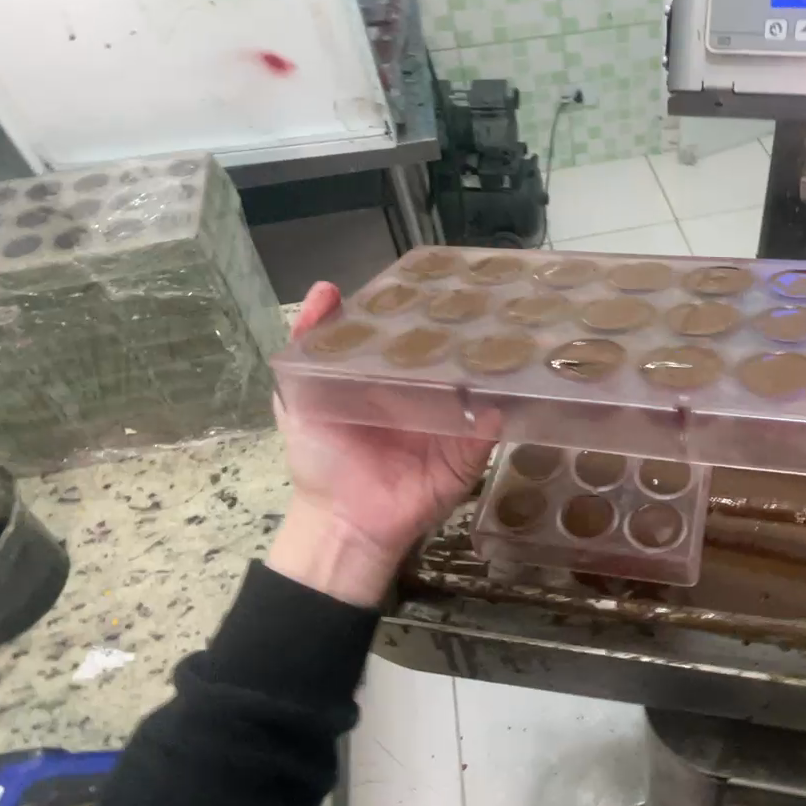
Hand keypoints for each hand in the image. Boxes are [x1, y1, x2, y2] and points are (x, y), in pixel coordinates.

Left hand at [266, 282, 494, 606]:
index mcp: (391, 383)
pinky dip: (495, 418)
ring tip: (507, 340)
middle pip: (453, 364)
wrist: (339, 520)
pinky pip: (486, 435)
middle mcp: (425, 400)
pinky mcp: (465, 458)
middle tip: (489, 305)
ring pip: (477, 394)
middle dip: (469, 339)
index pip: (418, 342)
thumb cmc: (319, 459)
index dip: (429, 317)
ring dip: (491, 372)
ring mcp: (450, 428)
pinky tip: (500, 394)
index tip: (446, 285)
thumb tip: (327, 287)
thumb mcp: (297, 396)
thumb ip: (308, 346)